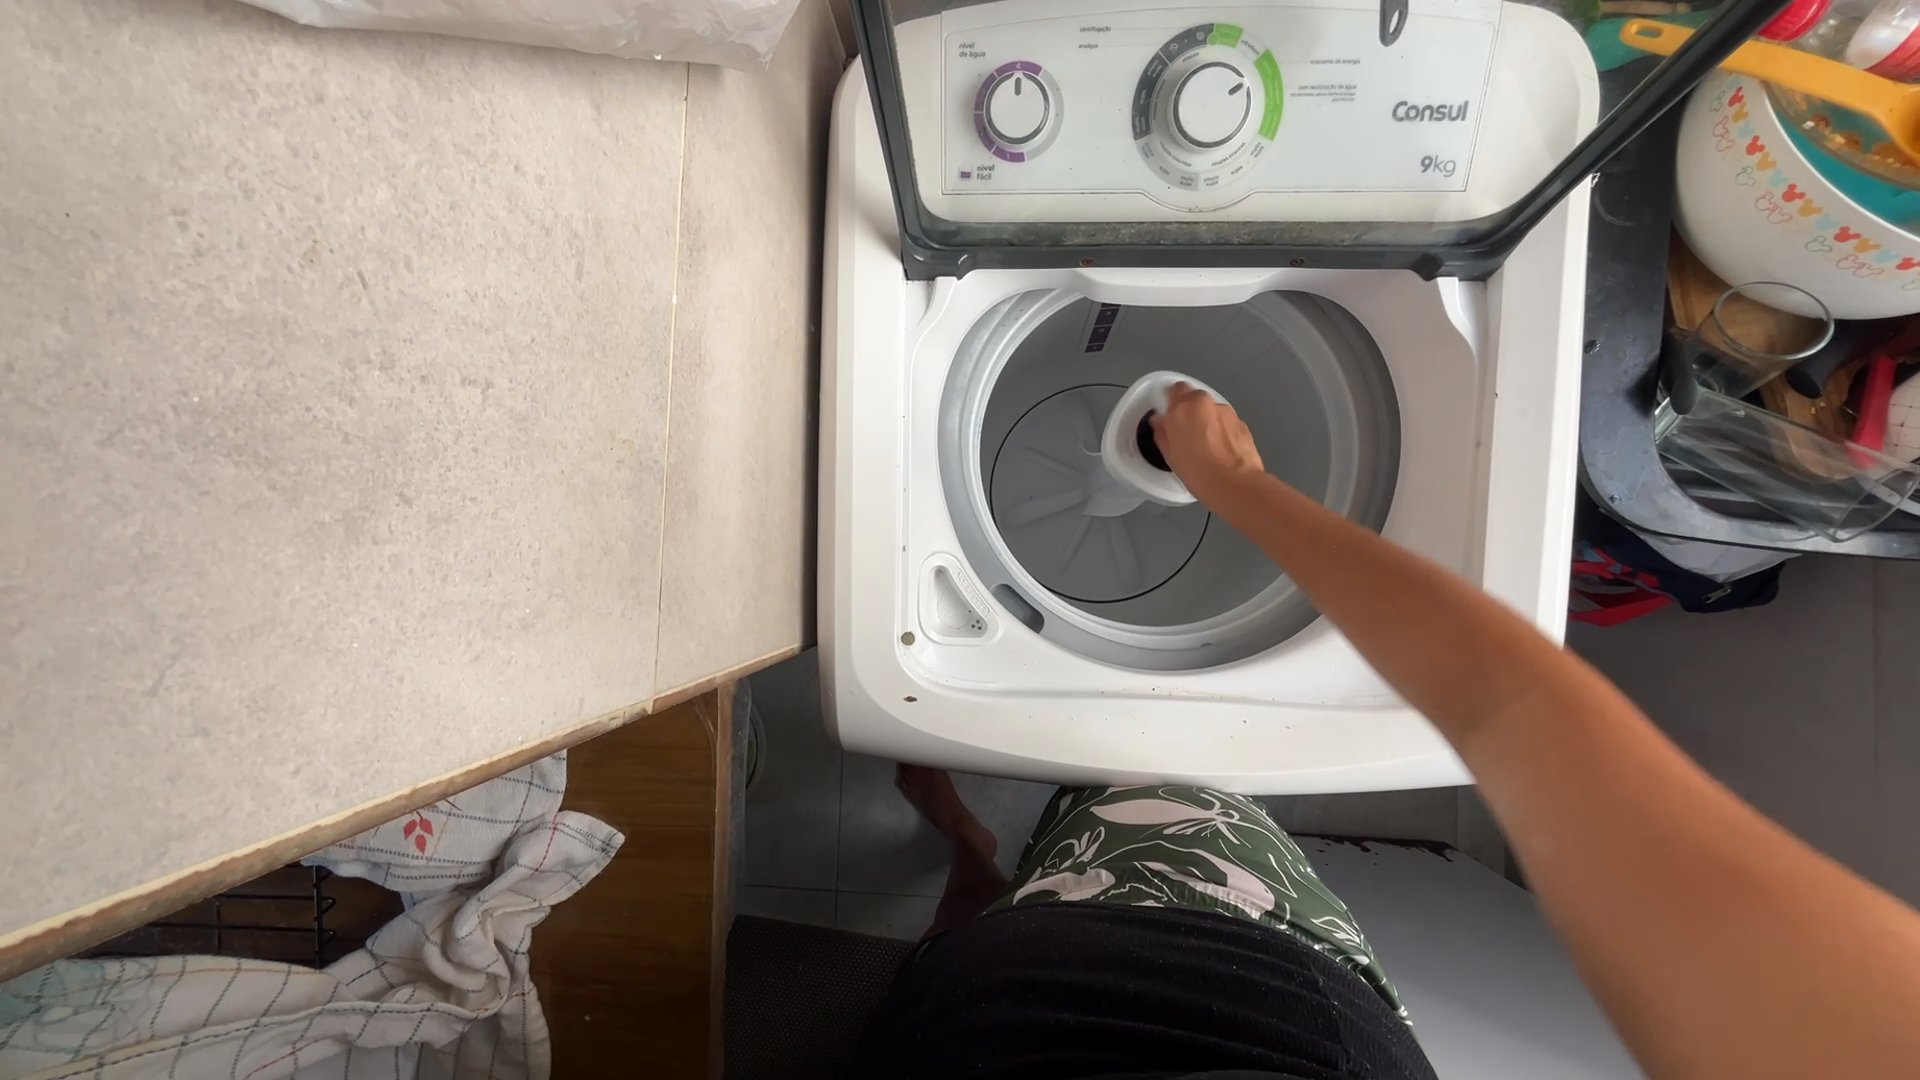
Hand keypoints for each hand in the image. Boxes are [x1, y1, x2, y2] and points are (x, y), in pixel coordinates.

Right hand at [1148, 382, 1266, 504]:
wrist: (1234, 483)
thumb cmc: (1197, 471)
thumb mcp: (1170, 454)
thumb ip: (1162, 432)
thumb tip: (1160, 422)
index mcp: (1182, 408)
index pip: (1174, 388)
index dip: (1171, 400)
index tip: (1169, 414)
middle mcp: (1204, 403)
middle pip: (1194, 397)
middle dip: (1189, 410)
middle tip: (1185, 431)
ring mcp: (1225, 411)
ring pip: (1211, 409)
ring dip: (1206, 420)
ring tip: (1205, 444)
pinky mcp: (1241, 421)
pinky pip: (1225, 420)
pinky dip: (1221, 429)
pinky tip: (1219, 449)